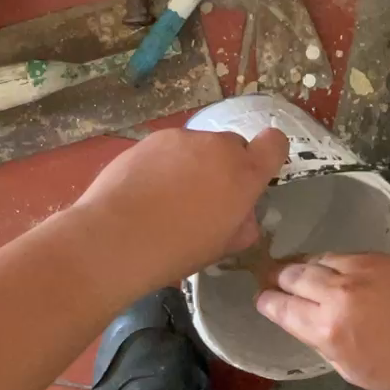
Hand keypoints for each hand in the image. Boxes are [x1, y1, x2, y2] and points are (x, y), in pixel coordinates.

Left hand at [73, 127, 288, 285]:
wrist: (115, 238)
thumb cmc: (177, 250)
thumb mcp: (222, 247)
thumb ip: (242, 225)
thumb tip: (241, 215)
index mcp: (244, 174)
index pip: (274, 143)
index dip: (268, 155)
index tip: (255, 174)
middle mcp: (217, 147)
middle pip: (232, 147)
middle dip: (225, 167)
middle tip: (204, 200)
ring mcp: (181, 139)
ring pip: (198, 147)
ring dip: (193, 165)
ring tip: (168, 199)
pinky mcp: (150, 140)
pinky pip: (168, 149)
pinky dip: (164, 165)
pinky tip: (145, 192)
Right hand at [255, 253, 389, 389]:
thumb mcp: (349, 368)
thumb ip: (320, 339)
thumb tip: (300, 318)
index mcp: (328, 329)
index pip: (281, 307)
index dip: (267, 302)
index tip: (261, 299)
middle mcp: (340, 293)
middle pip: (294, 274)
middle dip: (280, 278)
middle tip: (275, 280)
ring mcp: (364, 270)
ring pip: (319, 258)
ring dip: (306, 267)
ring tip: (301, 273)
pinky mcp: (384, 258)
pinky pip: (346, 255)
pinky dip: (335, 263)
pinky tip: (336, 272)